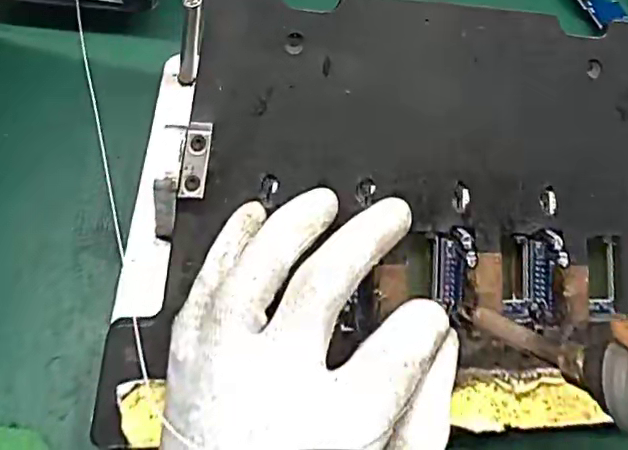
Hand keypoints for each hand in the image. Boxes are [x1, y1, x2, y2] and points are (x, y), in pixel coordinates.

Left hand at [162, 188, 456, 449]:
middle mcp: (266, 396)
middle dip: (362, 239)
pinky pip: (203, 293)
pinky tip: (251, 217)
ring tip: (324, 200)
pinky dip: (227, 247)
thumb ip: (421, 422)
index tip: (431, 312)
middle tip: (394, 215)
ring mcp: (219, 374)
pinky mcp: (187, 369)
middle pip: (316, 290)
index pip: (388, 360)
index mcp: (326, 435)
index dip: (421, 324)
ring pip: (253, 276)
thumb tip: (440, 347)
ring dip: (291, 227)